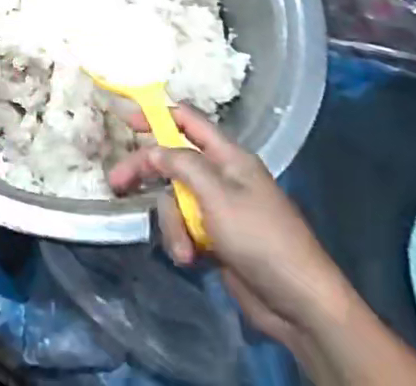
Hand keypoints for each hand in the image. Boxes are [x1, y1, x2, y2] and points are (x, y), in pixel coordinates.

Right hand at [108, 105, 353, 351]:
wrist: (298, 301)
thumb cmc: (260, 237)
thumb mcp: (217, 195)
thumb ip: (182, 165)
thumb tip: (155, 147)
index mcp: (228, 156)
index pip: (188, 121)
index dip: (157, 115)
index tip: (125, 120)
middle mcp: (221, 176)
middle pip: (173, 162)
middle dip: (148, 173)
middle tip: (117, 184)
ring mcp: (219, 208)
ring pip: (175, 200)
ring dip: (173, 224)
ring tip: (185, 250)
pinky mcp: (216, 238)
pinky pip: (185, 228)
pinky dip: (183, 242)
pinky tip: (192, 260)